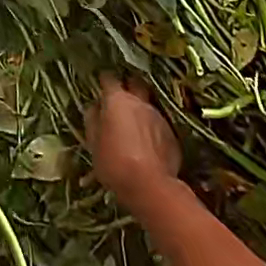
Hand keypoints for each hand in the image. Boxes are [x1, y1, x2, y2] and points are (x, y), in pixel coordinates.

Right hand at [86, 74, 181, 207]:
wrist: (150, 187)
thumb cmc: (114, 163)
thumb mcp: (93, 143)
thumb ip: (93, 119)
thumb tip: (95, 107)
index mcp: (117, 100)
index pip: (109, 78)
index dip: (104, 80)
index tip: (100, 85)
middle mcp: (139, 102)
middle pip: (135, 83)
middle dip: (128, 86)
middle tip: (120, 98)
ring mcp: (158, 116)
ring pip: (148, 104)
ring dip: (140, 109)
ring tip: (134, 125)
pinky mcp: (172, 134)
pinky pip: (158, 124)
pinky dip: (151, 128)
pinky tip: (147, 144)